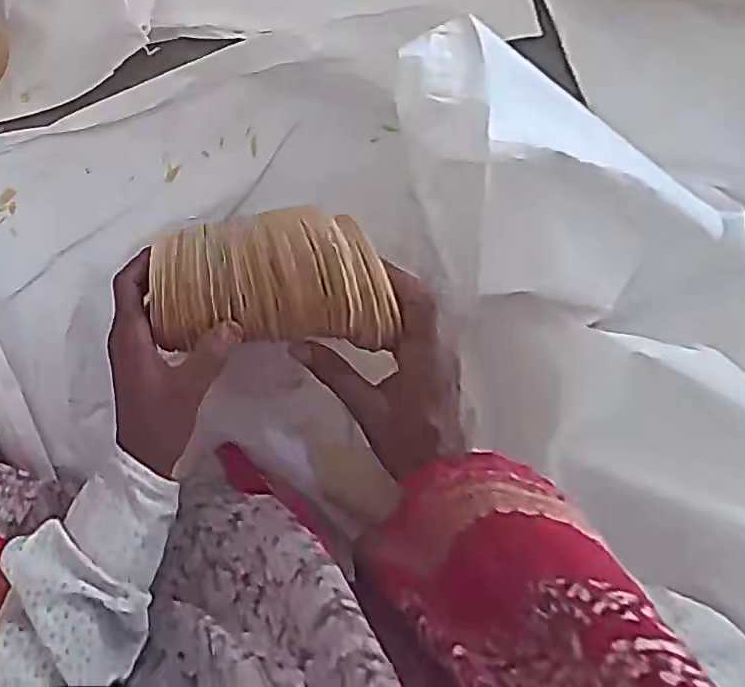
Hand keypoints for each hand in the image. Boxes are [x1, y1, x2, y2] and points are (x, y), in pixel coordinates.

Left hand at [110, 248, 238, 477]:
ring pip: (138, 306)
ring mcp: (128, 349)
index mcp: (129, 336)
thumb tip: (232, 324)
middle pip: (131, 291)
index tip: (166, 248)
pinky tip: (189, 313)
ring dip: (157, 289)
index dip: (141, 262)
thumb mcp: (188, 388)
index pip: (125, 285)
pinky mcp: (136, 359)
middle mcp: (123, 337)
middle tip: (185, 259)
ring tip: (190, 278)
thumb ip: (209, 354)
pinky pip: (145, 322)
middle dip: (153, 271)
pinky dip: (162, 309)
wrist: (141, 459)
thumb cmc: (159, 422)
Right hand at [292, 262, 462, 481]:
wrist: (445, 479)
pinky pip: (421, 330)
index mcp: (424, 352)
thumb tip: (299, 345)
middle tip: (357, 274)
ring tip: (361, 292)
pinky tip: (374, 325)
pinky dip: (399, 318)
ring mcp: (442, 359)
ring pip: (422, 314)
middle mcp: (439, 349)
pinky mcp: (438, 369)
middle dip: (391, 282)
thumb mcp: (366, 407)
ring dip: (396, 299)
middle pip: (420, 301)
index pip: (417, 300)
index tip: (365, 264)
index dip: (394, 277)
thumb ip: (334, 372)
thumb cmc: (406, 443)